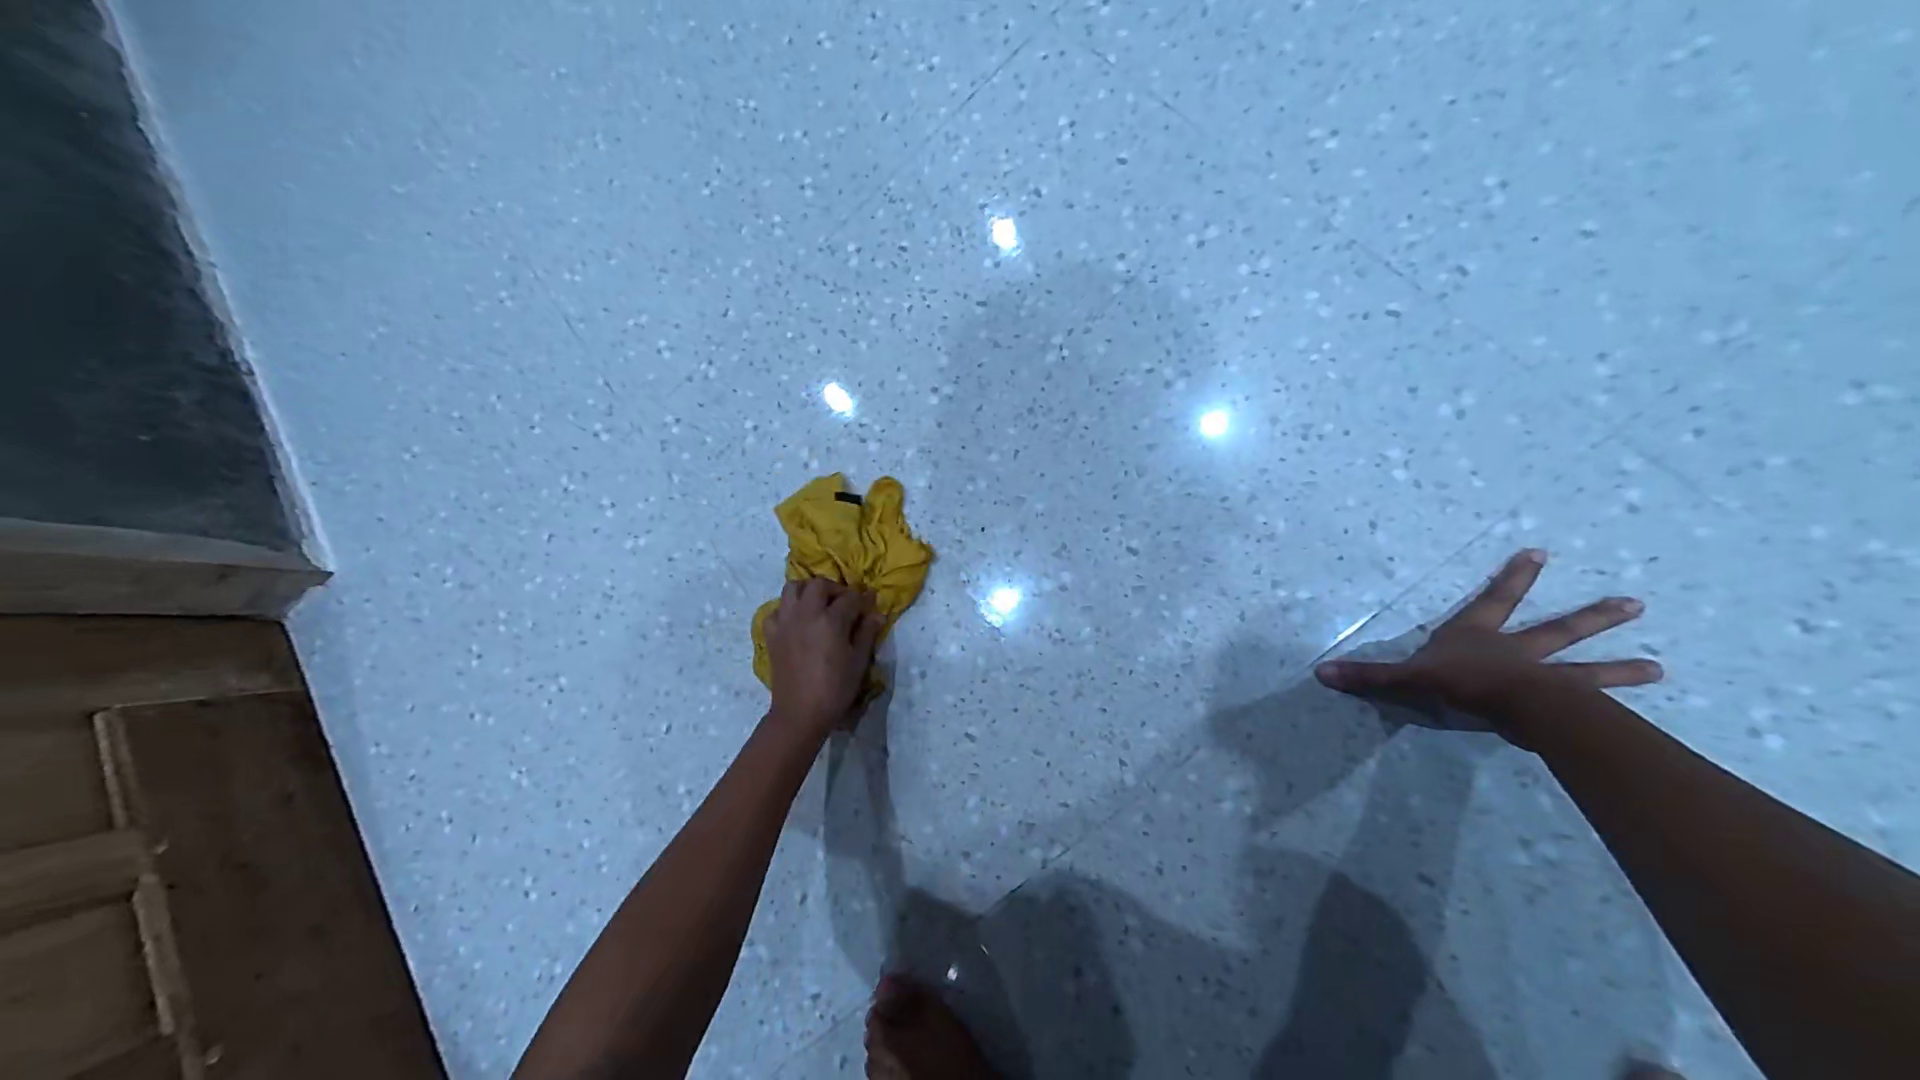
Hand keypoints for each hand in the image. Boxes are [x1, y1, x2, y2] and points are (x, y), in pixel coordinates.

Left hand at [763, 578, 884, 737]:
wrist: (800, 713)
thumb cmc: (835, 689)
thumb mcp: (858, 662)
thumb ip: (867, 633)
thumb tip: (876, 614)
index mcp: (830, 620)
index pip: (850, 598)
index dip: (863, 600)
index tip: (869, 605)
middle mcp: (805, 613)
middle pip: (818, 584)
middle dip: (834, 589)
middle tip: (844, 604)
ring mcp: (785, 622)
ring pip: (792, 588)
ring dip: (807, 591)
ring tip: (818, 606)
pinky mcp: (771, 634)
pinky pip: (776, 610)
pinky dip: (787, 609)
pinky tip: (798, 622)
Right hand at [1314, 549, 1663, 743]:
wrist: (1508, 708)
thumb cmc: (1456, 684)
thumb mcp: (1404, 678)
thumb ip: (1368, 676)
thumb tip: (1321, 673)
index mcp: (1478, 635)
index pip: (1496, 598)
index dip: (1514, 577)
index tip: (1539, 553)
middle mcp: (1518, 651)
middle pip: (1558, 629)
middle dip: (1592, 617)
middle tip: (1635, 604)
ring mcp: (1545, 679)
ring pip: (1586, 669)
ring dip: (1618, 667)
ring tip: (1660, 668)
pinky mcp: (1560, 708)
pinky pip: (1587, 706)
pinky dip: (1609, 708)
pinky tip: (1631, 719)